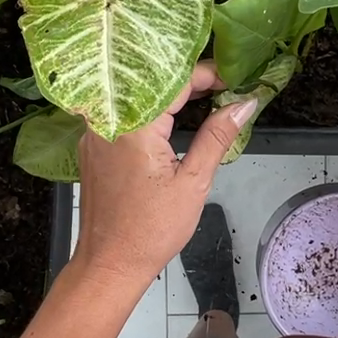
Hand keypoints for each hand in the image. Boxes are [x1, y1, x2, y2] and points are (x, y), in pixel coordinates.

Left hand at [72, 63, 257, 287]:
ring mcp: (96, 131)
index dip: (208, 74)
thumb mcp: (194, 181)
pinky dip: (151, 110)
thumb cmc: (150, 230)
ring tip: (207, 97)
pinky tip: (174, 117)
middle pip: (153, 81)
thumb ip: (217, 136)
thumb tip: (243, 105)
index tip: (233, 78)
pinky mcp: (94, 144)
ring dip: (171, 94)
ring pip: (137, 95)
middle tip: (225, 86)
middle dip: (191, 80)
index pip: (174, 80)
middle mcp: (107, 120)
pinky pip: (125, 113)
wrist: (110, 263)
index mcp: (133, 125)